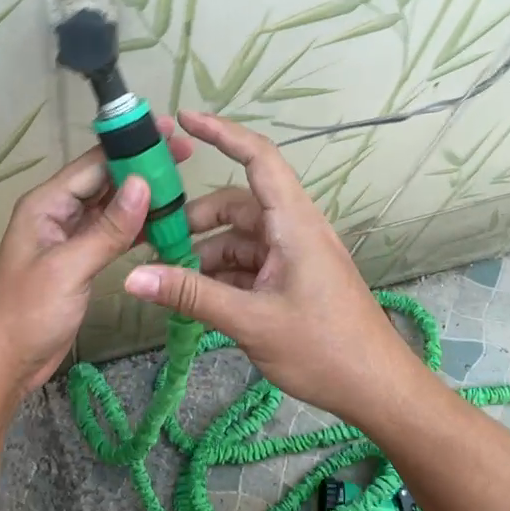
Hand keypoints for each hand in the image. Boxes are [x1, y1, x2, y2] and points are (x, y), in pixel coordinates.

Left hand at [0, 117, 194, 392]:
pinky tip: (163, 224)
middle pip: (103, 180)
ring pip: (110, 208)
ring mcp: (67, 239)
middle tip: (184, 155)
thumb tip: (143, 183)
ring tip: (182, 187)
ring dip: (142, 198)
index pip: (93, 164)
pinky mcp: (78, 263)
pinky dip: (135, 229)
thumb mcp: (68, 268)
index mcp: (45, 205)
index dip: (130, 146)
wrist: (5, 363)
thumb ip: (107, 228)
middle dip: (141, 167)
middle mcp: (56, 215)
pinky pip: (110, 235)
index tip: (169, 132)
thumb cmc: (27, 314)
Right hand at [121, 111, 425, 419]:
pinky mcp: (291, 282)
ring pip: (237, 239)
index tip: (183, 120)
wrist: (377, 390)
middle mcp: (294, 230)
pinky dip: (220, 277)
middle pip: (236, 205)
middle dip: (194, 221)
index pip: (258, 159)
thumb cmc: (324, 349)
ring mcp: (293, 257)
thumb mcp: (251, 321)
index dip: (222, 133)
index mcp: (294, 224)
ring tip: (168, 281)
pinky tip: (194, 300)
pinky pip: (247, 266)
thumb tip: (132, 279)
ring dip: (204, 255)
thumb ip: (191, 295)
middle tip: (151, 242)